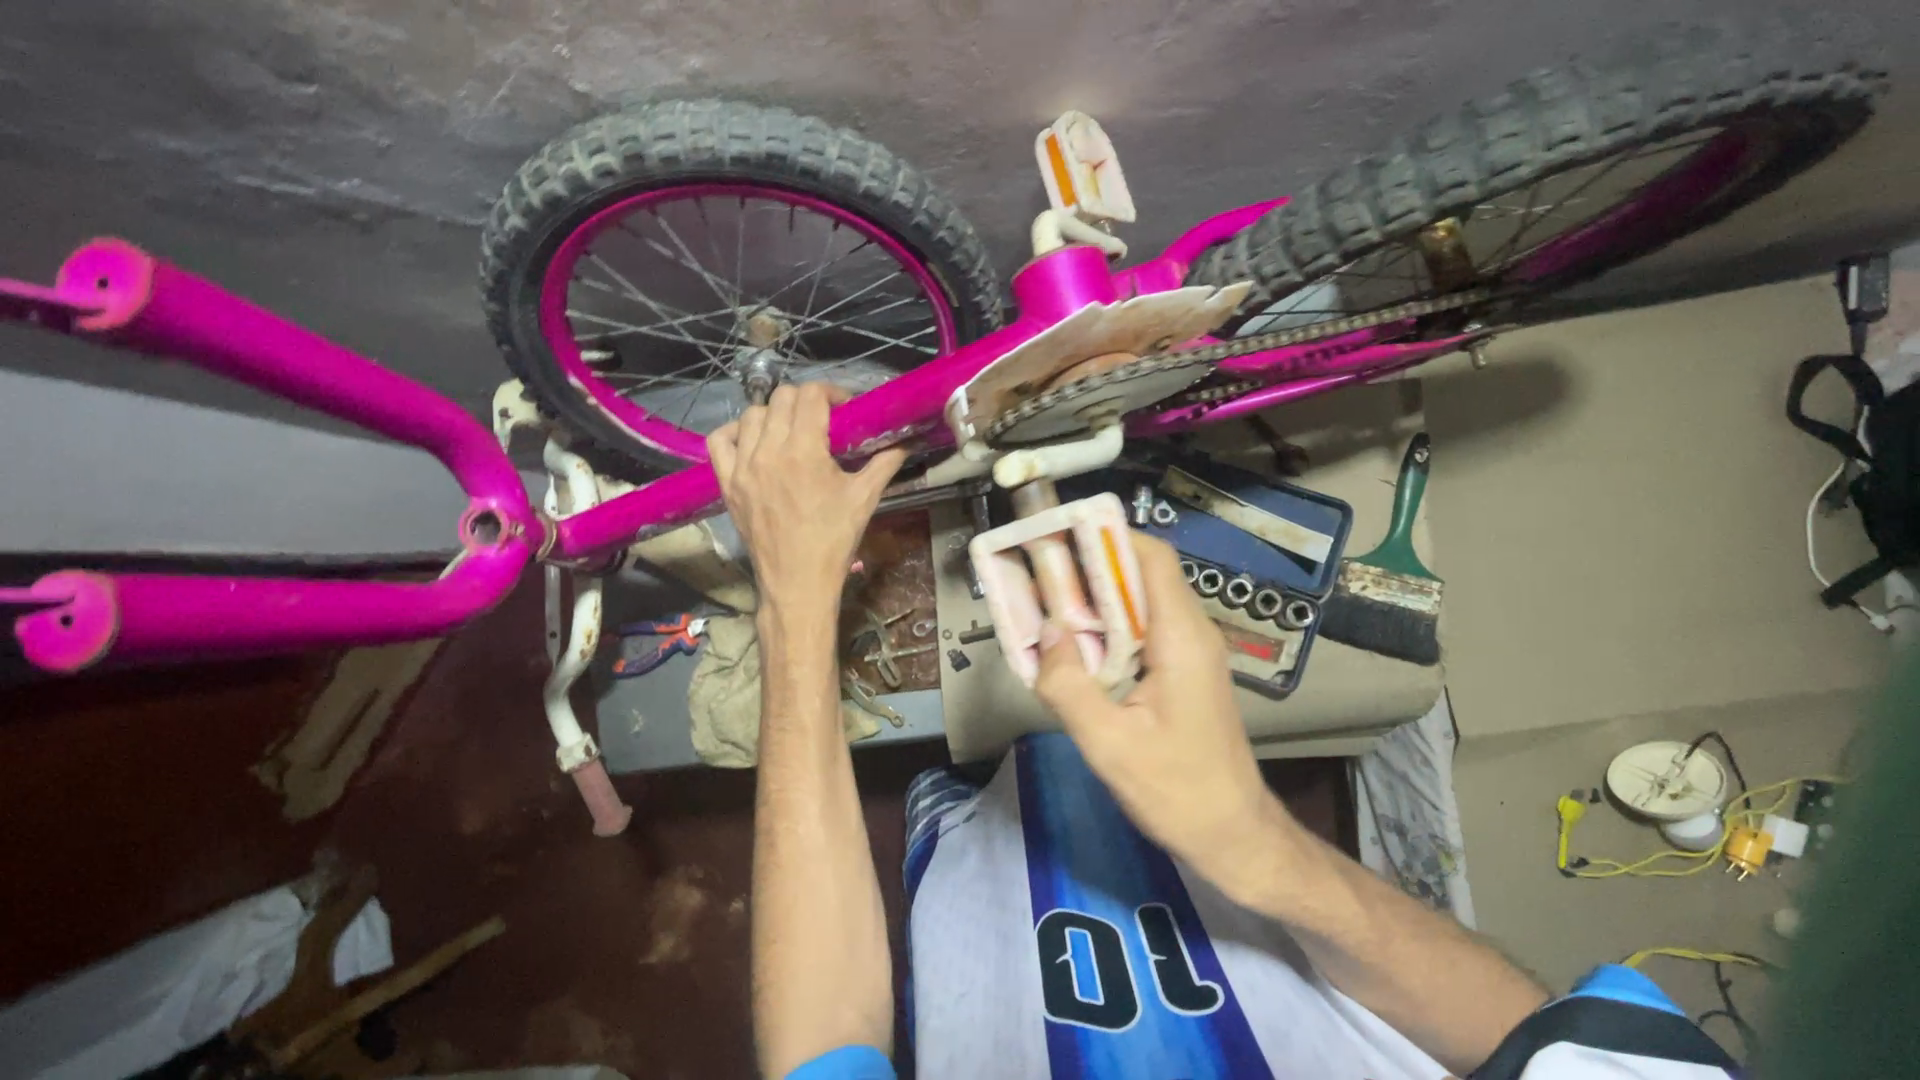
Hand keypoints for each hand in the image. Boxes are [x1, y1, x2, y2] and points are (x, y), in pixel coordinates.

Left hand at [707, 383, 905, 620]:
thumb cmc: (834, 540)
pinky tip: (754, 440)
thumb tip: (906, 440)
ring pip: (752, 414)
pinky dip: (736, 432)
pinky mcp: (727, 483)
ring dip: (775, 414)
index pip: (811, 396)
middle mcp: (768, 451)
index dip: (832, 393)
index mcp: (803, 451)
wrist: (797, 582)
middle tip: (823, 419)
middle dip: (806, 400)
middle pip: (781, 398)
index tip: (845, 408)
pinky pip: (720, 441)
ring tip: (792, 431)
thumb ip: (885, 462)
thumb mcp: (865, 498)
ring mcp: (742, 467)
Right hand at [1034, 535, 1297, 891]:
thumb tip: (1045, 635)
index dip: (1107, 538)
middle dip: (1090, 567)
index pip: (1152, 559)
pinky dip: (1108, 629)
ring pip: (1141, 604)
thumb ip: (1069, 686)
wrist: (1233, 835)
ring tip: (1047, 605)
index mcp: (1181, 638)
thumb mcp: (1109, 744)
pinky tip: (1074, 649)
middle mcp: (1192, 634)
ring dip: (1096, 600)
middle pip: (1143, 576)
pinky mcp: (1184, 675)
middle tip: (1038, 574)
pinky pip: (1144, 632)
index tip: (1058, 538)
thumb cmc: (1177, 791)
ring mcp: (1191, 655)